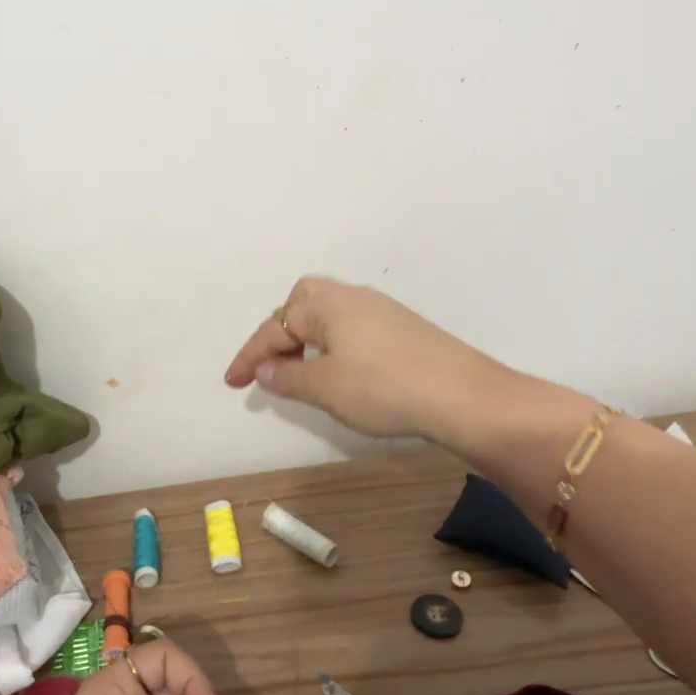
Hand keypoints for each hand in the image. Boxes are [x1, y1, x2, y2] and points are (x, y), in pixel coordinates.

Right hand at [224, 276, 512, 440]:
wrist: (463, 396)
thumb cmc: (383, 388)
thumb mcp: (325, 388)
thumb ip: (289, 377)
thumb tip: (266, 370)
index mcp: (328, 304)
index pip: (275, 327)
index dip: (250, 357)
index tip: (232, 383)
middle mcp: (353, 298)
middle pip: (304, 302)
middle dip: (281, 330)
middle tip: (272, 363)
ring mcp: (383, 311)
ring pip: (331, 315)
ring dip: (308, 338)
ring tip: (301, 370)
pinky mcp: (404, 329)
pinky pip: (353, 328)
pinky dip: (334, 345)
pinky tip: (341, 371)